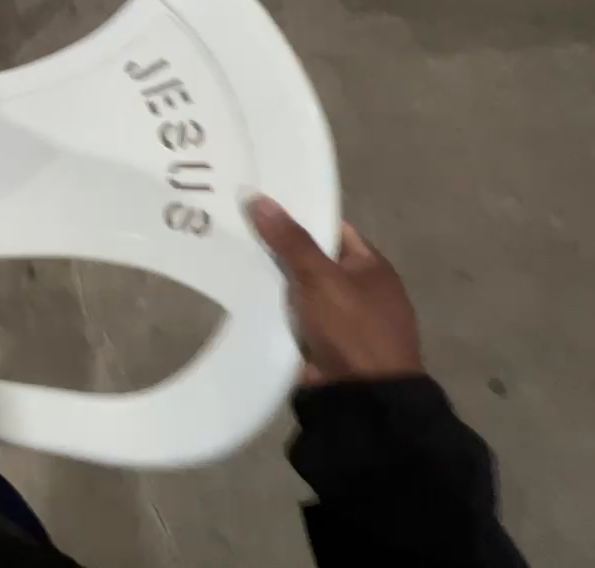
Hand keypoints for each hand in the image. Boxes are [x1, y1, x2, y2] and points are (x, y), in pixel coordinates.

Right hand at [246, 196, 422, 385]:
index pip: (331, 227)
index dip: (298, 212)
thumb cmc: (352, 329)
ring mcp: (336, 312)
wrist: (362, 396)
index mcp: (371, 268)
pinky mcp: (316, 334)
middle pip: (308, 253)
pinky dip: (265, 296)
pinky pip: (286, 305)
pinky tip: (235, 284)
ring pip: (293, 280)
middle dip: (274, 241)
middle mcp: (356, 286)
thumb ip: (290, 240)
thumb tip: (258, 198)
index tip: (258, 200)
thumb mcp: (321, 278)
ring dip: (265, 270)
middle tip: (231, 221)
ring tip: (224, 248)